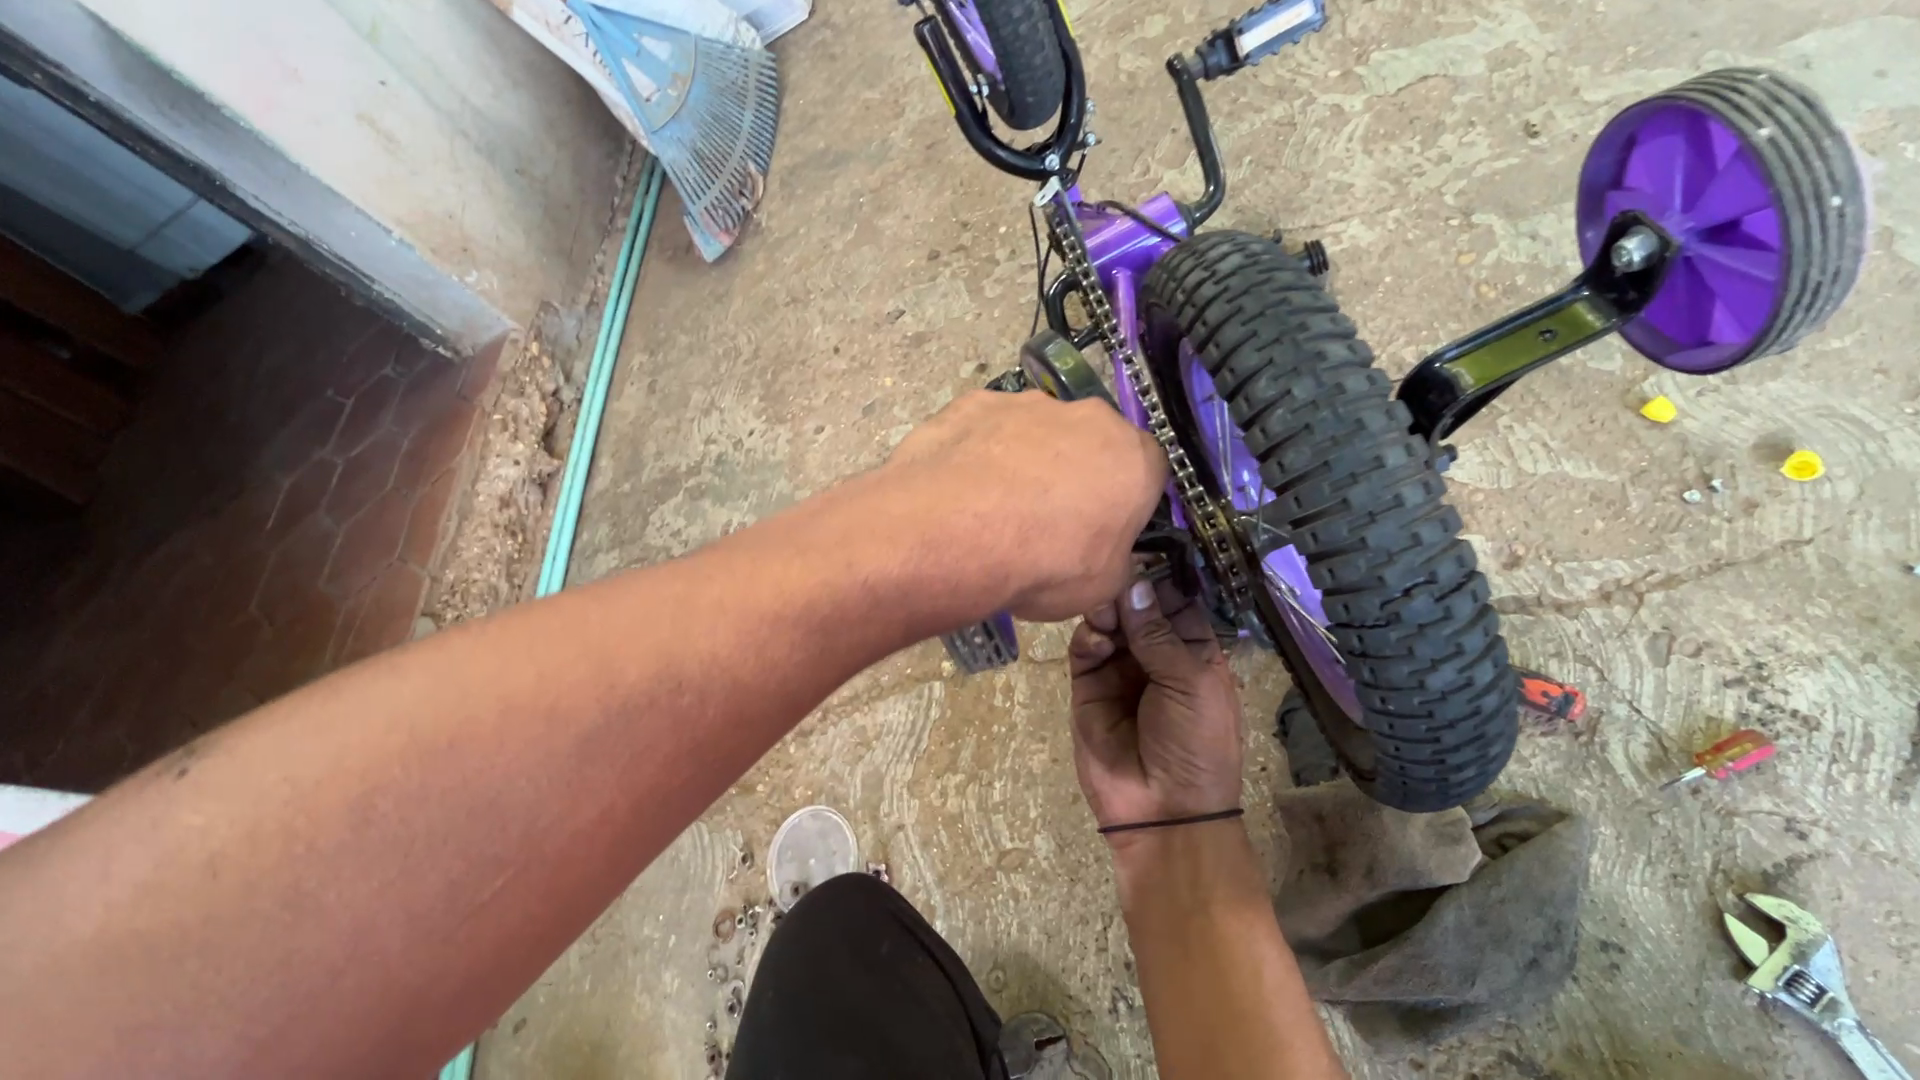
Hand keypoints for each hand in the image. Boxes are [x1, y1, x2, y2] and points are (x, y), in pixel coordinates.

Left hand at [887, 390, 1167, 620]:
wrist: (955, 534)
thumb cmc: (1046, 564)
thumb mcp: (1103, 585)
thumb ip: (1116, 559)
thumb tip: (1109, 554)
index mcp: (1134, 458)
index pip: (1147, 471)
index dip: (1125, 500)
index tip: (1103, 527)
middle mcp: (1088, 417)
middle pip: (1091, 443)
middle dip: (1075, 473)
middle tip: (1047, 519)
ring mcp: (1028, 403)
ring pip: (1036, 431)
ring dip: (1025, 460)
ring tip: (993, 508)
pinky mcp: (975, 402)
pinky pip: (987, 429)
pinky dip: (979, 453)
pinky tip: (959, 489)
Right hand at [1068, 579, 1243, 833]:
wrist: (1163, 808)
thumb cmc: (1195, 743)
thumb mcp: (1192, 683)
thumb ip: (1159, 634)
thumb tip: (1136, 585)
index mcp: (1196, 654)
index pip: (1178, 604)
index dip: (1163, 581)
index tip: (1146, 551)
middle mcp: (1157, 657)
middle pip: (1139, 608)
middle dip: (1130, 590)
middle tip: (1117, 574)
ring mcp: (1120, 671)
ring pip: (1109, 624)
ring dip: (1107, 610)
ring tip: (1105, 608)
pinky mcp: (1088, 687)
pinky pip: (1085, 650)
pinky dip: (1089, 637)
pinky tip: (1096, 639)